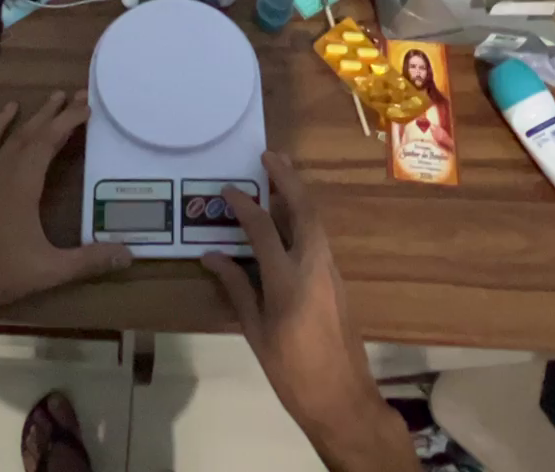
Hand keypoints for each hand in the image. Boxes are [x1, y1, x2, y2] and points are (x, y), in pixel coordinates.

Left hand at [0, 91, 132, 325]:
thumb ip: (88, 260)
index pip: (50, 140)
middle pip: (34, 131)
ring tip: (53, 97)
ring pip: (13, 135)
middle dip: (58, 112)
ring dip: (35, 116)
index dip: (70, 120)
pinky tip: (8, 112)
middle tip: (79, 94)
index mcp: (23, 182)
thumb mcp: (47, 270)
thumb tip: (130, 254)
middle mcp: (3, 168)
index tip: (88, 106)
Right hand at [202, 152, 417, 471]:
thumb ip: (236, 287)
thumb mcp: (255, 331)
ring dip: (298, 193)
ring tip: (278, 173)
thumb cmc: (291, 370)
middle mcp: (313, 266)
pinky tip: (289, 215)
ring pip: (315, 219)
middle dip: (287, 179)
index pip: (264, 228)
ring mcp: (329, 270)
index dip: (244, 205)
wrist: (342, 398)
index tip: (227, 190)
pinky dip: (303, 215)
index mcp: (288, 280)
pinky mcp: (336, 278)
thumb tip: (211, 255)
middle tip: (269, 155)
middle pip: (303, 209)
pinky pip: (318, 235)